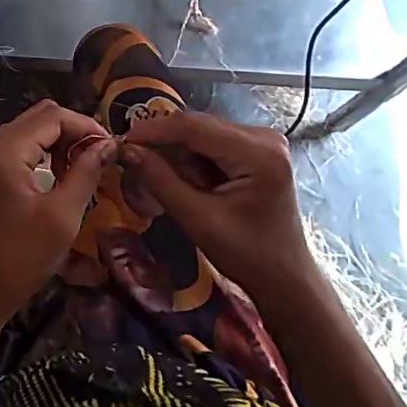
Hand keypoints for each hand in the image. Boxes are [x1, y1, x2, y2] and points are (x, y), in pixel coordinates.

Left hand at [0, 101, 115, 334]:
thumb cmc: (20, 257)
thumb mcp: (61, 216)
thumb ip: (86, 173)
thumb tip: (109, 144)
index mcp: (6, 149)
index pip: (54, 116)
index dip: (88, 126)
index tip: (114, 148)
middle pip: (43, 117)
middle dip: (76, 131)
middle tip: (103, 156)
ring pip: (35, 130)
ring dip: (64, 142)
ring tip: (88, 168)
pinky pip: (25, 147)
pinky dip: (49, 154)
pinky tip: (66, 176)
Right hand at [121, 112, 305, 282]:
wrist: (285, 279)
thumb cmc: (247, 255)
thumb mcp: (197, 219)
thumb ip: (160, 180)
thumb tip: (126, 150)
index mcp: (258, 152)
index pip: (193, 126)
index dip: (152, 131)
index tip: (120, 142)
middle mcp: (264, 137)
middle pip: (197, 127)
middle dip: (164, 145)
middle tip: (132, 163)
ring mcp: (262, 142)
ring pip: (200, 135)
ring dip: (177, 155)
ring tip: (166, 183)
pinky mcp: (256, 151)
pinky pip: (211, 145)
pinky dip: (192, 161)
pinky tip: (188, 183)